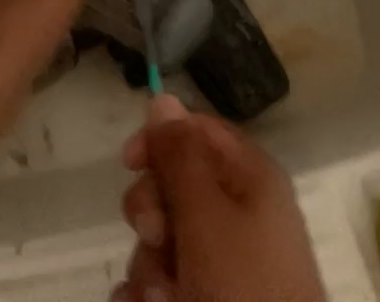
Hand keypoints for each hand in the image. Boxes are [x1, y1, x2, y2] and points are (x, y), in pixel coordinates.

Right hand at [116, 96, 326, 301]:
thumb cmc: (243, 292)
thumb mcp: (208, 216)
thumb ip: (180, 156)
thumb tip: (162, 97)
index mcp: (250, 179)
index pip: (198, 131)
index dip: (160, 139)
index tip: (129, 162)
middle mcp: (239, 214)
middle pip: (173, 186)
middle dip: (151, 216)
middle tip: (157, 239)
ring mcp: (224, 264)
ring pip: (161, 241)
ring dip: (150, 268)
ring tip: (164, 299)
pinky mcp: (207, 300)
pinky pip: (160, 282)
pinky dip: (149, 296)